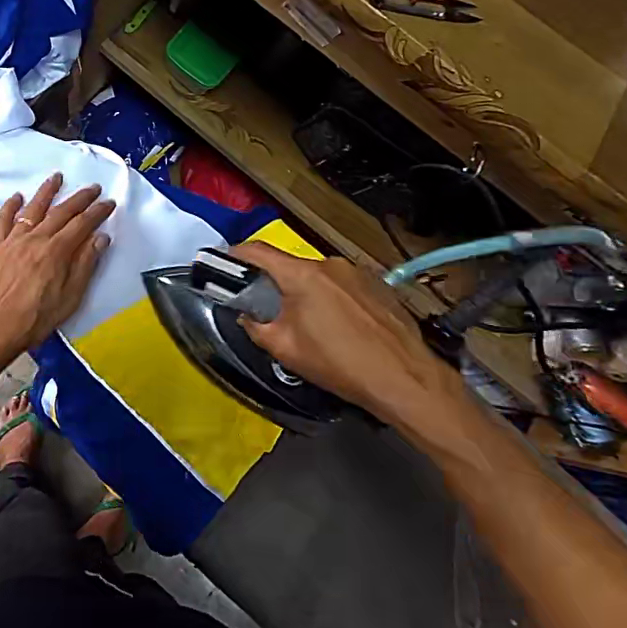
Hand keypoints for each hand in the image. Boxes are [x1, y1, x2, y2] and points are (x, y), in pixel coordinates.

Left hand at [0, 173, 114, 351]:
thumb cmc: (37, 317)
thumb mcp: (72, 295)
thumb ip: (86, 263)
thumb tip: (100, 238)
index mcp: (56, 251)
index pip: (82, 224)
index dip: (98, 212)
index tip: (109, 203)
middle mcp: (35, 239)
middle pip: (61, 211)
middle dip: (80, 198)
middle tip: (93, 188)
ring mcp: (14, 241)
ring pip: (33, 209)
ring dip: (46, 191)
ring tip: (56, 177)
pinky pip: (4, 221)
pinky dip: (11, 207)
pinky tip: (17, 197)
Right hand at [230, 243, 457, 427]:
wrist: (400, 376)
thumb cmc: (343, 365)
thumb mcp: (286, 350)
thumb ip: (257, 326)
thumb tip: (248, 315)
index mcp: (304, 275)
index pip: (259, 251)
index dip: (236, 254)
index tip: (226, 261)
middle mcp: (332, 265)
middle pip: (291, 267)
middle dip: (278, 287)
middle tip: (272, 314)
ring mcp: (357, 272)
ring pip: (319, 278)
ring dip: (309, 296)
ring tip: (314, 329)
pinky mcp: (376, 284)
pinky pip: (343, 286)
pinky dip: (334, 301)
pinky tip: (341, 329)